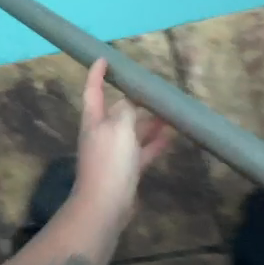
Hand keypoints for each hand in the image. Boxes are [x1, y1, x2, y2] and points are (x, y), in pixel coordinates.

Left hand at [73, 57, 173, 218]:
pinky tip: (171, 135)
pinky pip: (142, 151)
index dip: (97, 74)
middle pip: (116, 110)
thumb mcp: (119, 128)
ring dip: (149, 120)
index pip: (92, 90)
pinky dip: (155, 142)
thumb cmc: (109, 162)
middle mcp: (101, 133)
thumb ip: (125, 110)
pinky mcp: (126, 170)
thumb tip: (129, 101)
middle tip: (150, 87)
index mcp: (94, 119)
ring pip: (133, 130)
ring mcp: (114, 153)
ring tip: (168, 110)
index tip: (104, 58)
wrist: (105, 206)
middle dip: (131, 98)